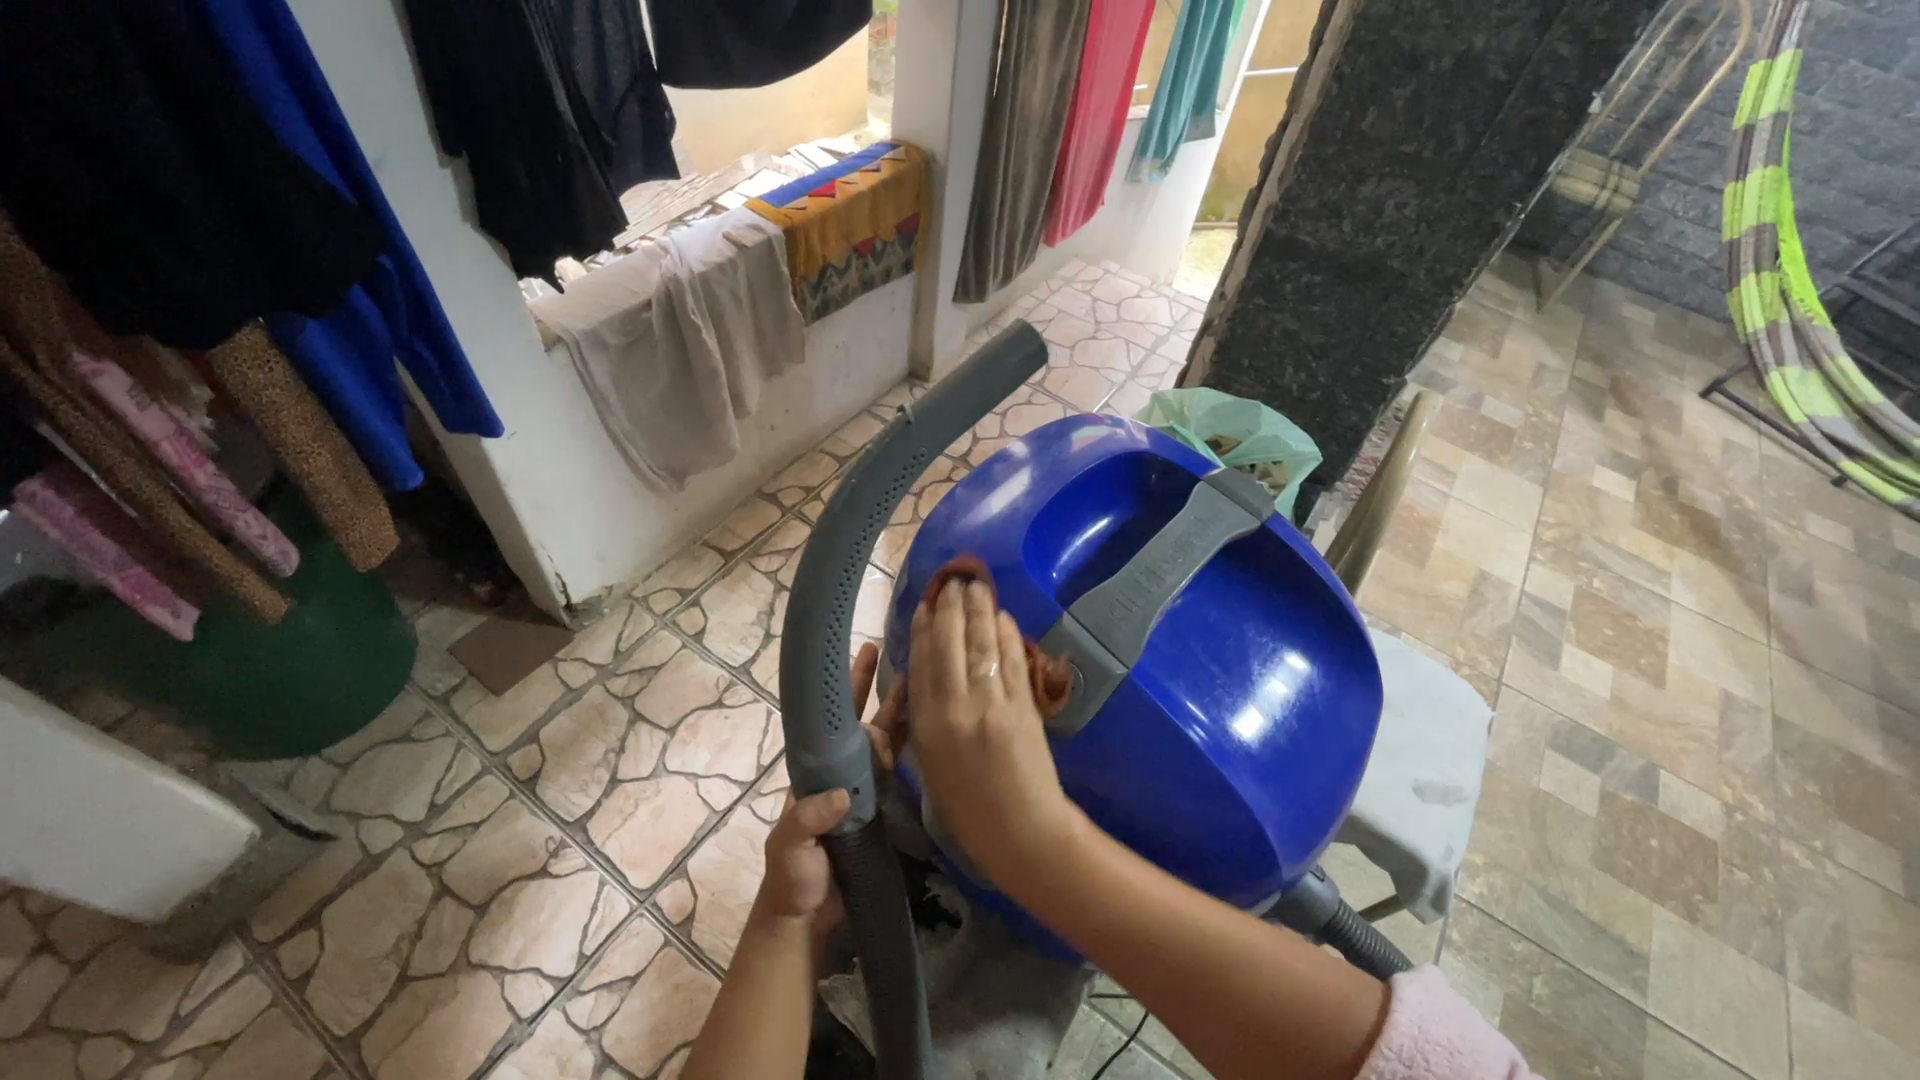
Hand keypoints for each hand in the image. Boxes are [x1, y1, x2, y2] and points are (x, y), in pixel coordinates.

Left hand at [751, 645, 900, 929]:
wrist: (807, 915)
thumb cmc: (793, 878)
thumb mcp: (789, 849)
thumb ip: (807, 820)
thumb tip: (842, 793)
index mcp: (816, 771)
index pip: (832, 720)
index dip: (846, 688)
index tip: (861, 655)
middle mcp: (841, 769)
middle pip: (859, 718)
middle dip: (870, 683)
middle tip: (884, 647)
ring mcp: (863, 785)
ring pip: (883, 736)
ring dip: (898, 708)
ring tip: (918, 678)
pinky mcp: (881, 804)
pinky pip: (897, 766)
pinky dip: (911, 743)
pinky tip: (929, 726)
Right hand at [907, 579, 1081, 887]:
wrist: (1018, 830)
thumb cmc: (968, 807)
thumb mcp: (930, 764)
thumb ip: (926, 719)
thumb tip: (928, 677)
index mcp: (927, 724)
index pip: (922, 662)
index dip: (922, 628)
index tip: (924, 603)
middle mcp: (955, 706)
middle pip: (949, 644)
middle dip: (950, 607)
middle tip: (952, 580)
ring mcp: (991, 703)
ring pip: (981, 645)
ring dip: (979, 610)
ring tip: (976, 586)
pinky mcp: (1023, 706)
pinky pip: (1011, 661)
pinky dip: (1007, 635)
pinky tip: (1003, 618)